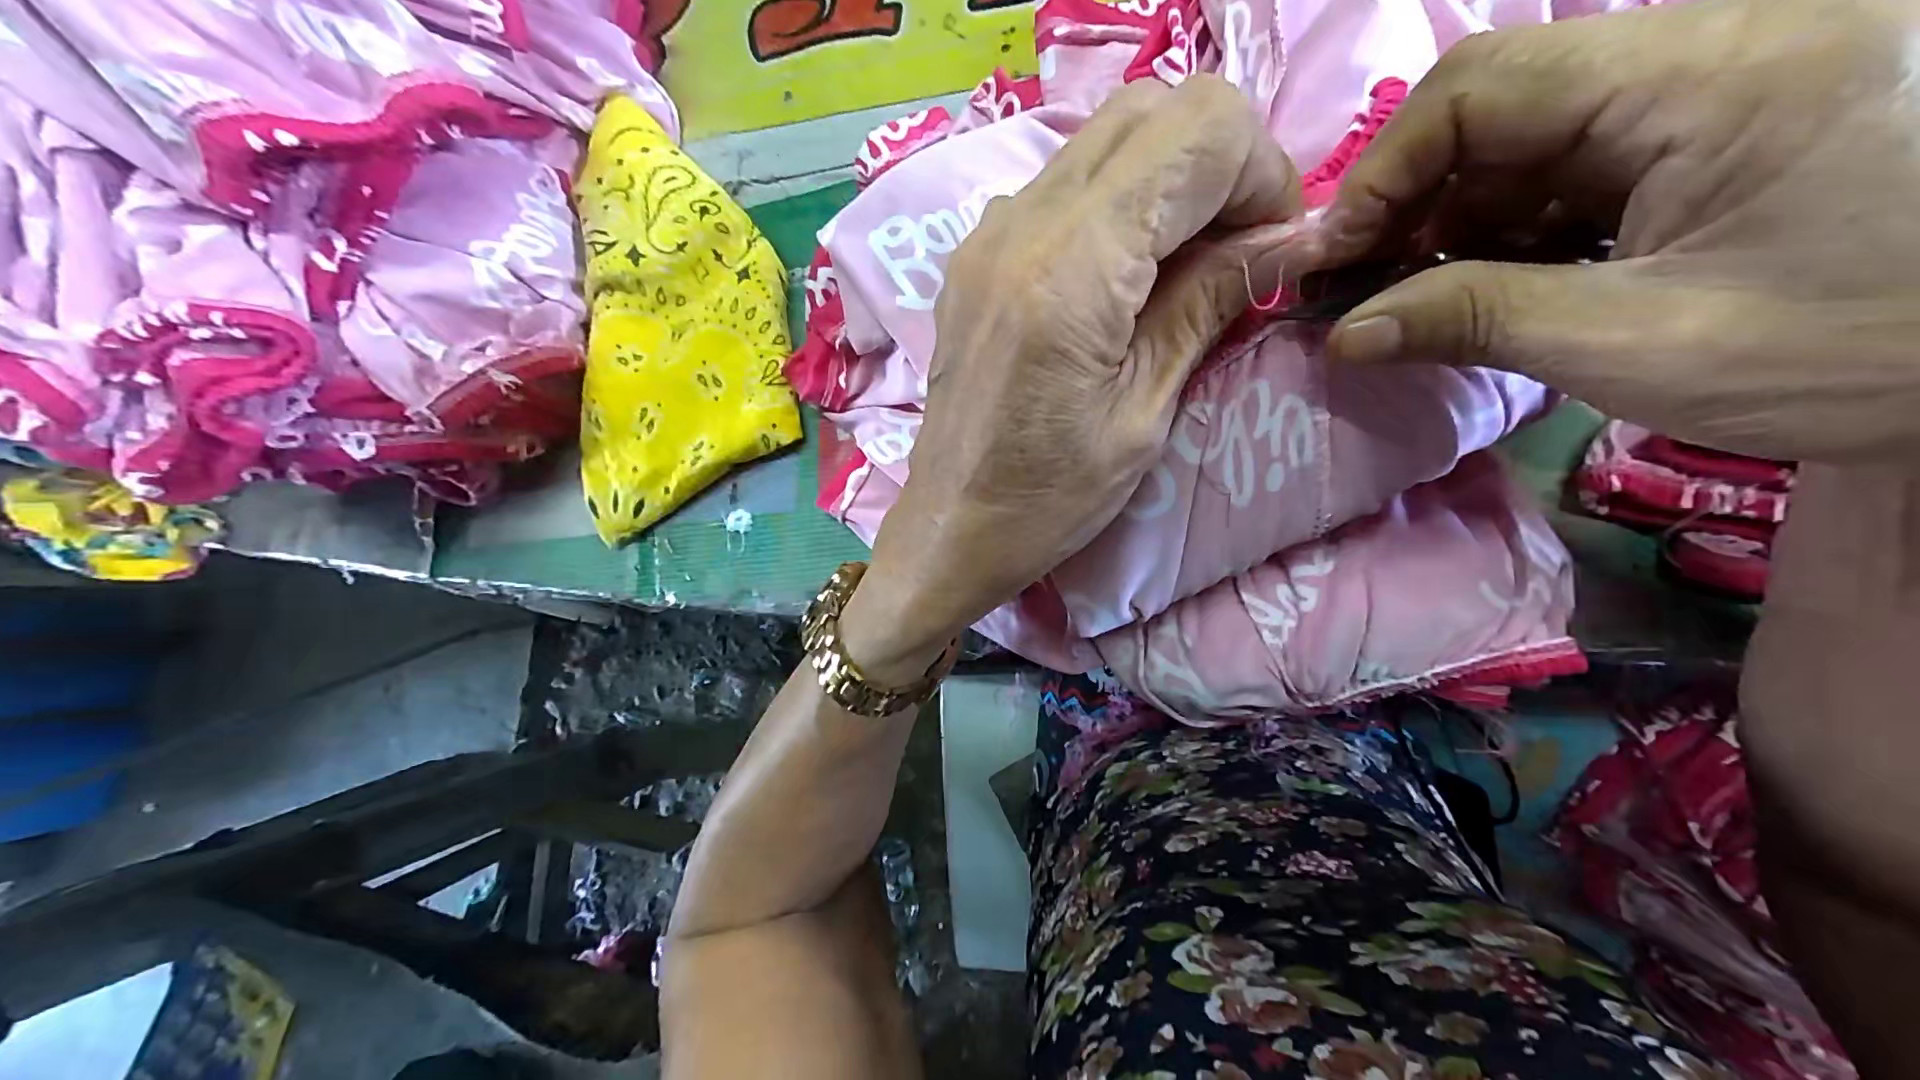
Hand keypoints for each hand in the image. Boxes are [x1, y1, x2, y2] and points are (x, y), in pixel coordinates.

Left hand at [840, 76, 1305, 682]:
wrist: (950, 529)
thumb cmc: (1049, 499)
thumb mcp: (1144, 413)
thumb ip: (1209, 303)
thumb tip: (1289, 238)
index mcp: (1071, 268)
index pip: (1199, 132)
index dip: (1262, 173)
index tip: (1273, 249)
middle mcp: (1021, 224)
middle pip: (1152, 109)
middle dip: (1220, 162)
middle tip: (1239, 250)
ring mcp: (989, 233)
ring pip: (1107, 137)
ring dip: (1170, 178)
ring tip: (1188, 266)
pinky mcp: (976, 256)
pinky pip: (1064, 184)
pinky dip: (1118, 202)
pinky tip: (1127, 275)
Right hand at [1312, 0, 1919, 464]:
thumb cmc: (1858, 348)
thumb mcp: (1636, 341)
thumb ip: (1472, 321)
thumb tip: (1342, 336)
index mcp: (1710, 70)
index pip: (1481, 84)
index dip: (1382, 173)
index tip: (1332, 263)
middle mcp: (1706, 56)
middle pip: (1493, 111)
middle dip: (1408, 207)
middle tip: (1359, 295)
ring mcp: (1706, 100)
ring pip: (1519, 149)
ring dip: (1449, 229)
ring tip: (1417, 305)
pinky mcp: (1704, 145)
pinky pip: (1565, 176)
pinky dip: (1504, 237)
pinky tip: (1486, 290)